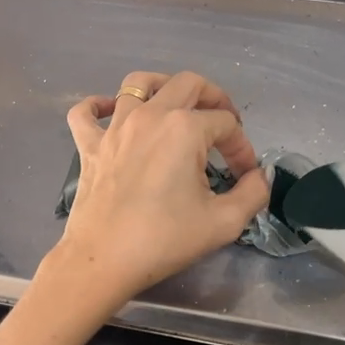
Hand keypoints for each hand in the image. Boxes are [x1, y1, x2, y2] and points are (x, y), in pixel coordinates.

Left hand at [48, 71, 268, 304]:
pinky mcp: (89, 146)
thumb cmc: (164, 240)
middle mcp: (149, 116)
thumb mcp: (224, 222)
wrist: (103, 260)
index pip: (226, 124)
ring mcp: (115, 128)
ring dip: (162, 87)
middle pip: (188, 84)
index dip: (242, 147)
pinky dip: (98, 106)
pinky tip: (110, 113)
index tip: (245, 175)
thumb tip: (259, 177)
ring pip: (137, 84)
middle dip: (214, 98)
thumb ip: (253, 193)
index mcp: (185, 129)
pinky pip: (85, 113)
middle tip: (224, 123)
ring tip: (175, 107)